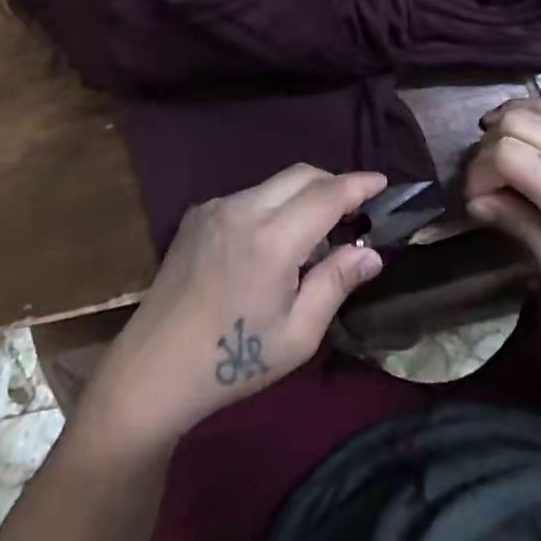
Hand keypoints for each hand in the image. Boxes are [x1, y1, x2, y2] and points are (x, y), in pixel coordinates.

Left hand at [74, 166, 387, 448]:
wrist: (156, 366)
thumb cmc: (234, 361)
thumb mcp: (298, 334)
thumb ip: (335, 283)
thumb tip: (371, 253)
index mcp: (270, 239)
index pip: (325, 194)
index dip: (358, 184)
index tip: (383, 182)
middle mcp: (240, 209)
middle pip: (299, 175)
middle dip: (332, 183)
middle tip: (355, 210)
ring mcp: (213, 208)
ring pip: (271, 184)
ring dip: (301, 196)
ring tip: (315, 234)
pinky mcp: (195, 216)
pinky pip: (246, 197)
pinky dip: (272, 206)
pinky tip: (273, 242)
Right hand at [462, 97, 540, 355]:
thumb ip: (521, 229)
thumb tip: (476, 201)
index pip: (507, 154)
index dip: (479, 175)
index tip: (479, 205)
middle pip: (512, 124)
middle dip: (485, 155)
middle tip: (487, 190)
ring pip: (526, 110)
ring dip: (500, 135)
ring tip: (496, 168)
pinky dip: (520, 119)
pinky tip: (512, 143)